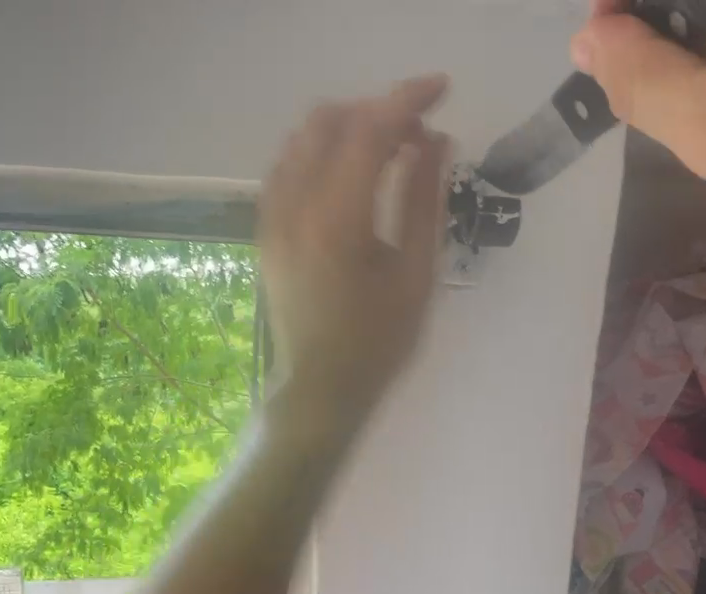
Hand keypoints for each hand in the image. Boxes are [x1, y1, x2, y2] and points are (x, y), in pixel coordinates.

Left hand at [259, 75, 451, 441]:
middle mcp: (293, 209)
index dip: (407, 101)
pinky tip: (348, 179)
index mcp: (336, 222)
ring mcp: (271, 220)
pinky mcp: (264, 232)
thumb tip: (437, 141)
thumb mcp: (415, 278)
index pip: (369, 132)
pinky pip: (286, 168)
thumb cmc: (377, 346)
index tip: (441, 91)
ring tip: (387, 155)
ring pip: (302, 140)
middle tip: (416, 135)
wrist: (320, 391)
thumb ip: (424, 202)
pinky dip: (320, 154)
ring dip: (347, 130)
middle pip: (329, 122)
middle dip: (376, 112)